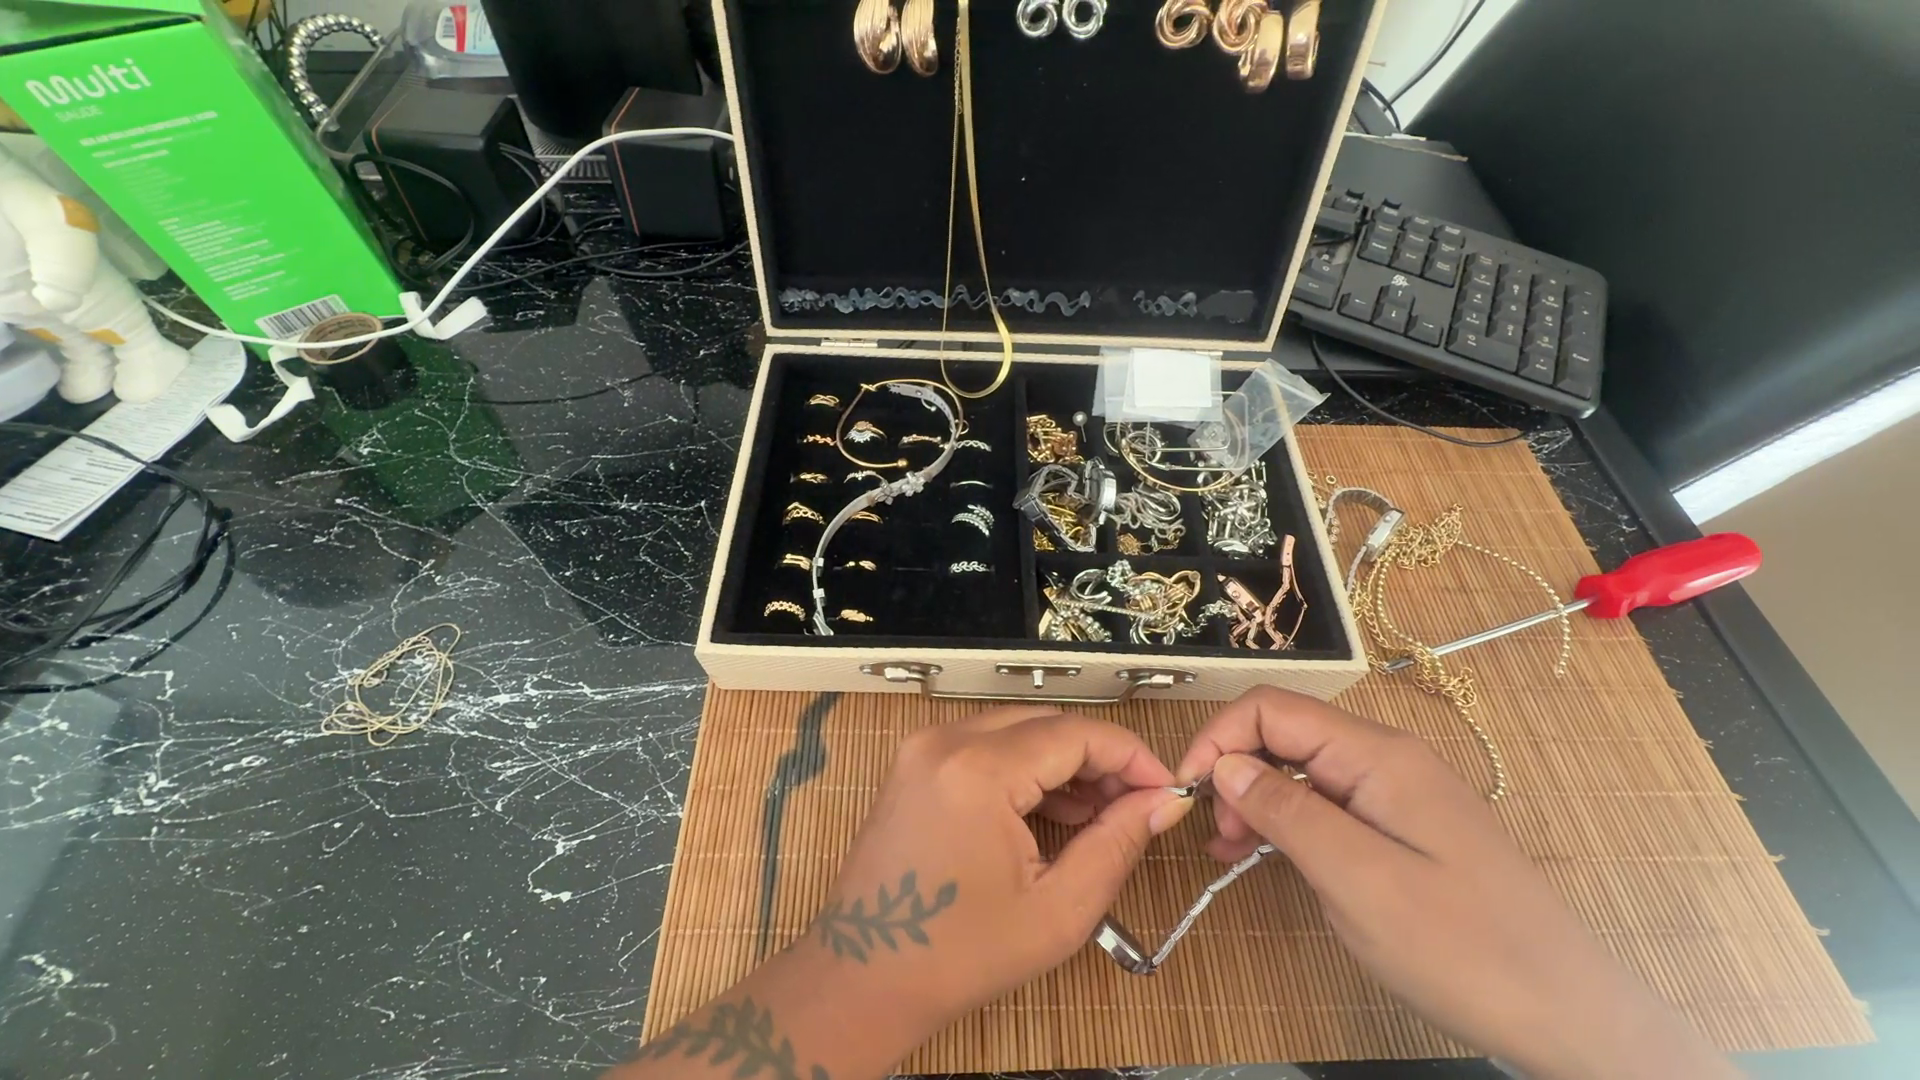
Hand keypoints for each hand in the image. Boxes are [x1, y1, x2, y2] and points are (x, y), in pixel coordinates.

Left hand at [815, 705, 1192, 1034]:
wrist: (864, 975)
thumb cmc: (957, 955)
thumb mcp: (1057, 910)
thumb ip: (1116, 844)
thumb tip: (1162, 802)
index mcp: (977, 770)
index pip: (1076, 733)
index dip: (1130, 756)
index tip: (1165, 789)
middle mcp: (944, 741)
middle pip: (1047, 723)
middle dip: (1100, 757)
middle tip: (1138, 803)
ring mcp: (923, 748)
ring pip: (1017, 729)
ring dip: (1064, 762)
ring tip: (1103, 812)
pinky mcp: (916, 763)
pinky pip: (986, 745)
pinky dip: (1026, 767)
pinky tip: (1056, 808)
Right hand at [1177, 687, 1739, 1079]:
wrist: (1570, 1015)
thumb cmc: (1462, 947)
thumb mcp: (1358, 880)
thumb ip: (1287, 813)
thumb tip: (1224, 765)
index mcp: (1377, 754)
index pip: (1271, 709)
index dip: (1218, 738)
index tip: (1187, 791)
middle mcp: (1384, 758)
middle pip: (1284, 735)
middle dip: (1234, 771)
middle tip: (1213, 836)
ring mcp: (1395, 792)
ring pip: (1300, 770)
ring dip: (1256, 800)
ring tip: (1231, 851)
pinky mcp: (1399, 826)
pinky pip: (1326, 804)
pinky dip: (1287, 822)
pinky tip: (1267, 854)